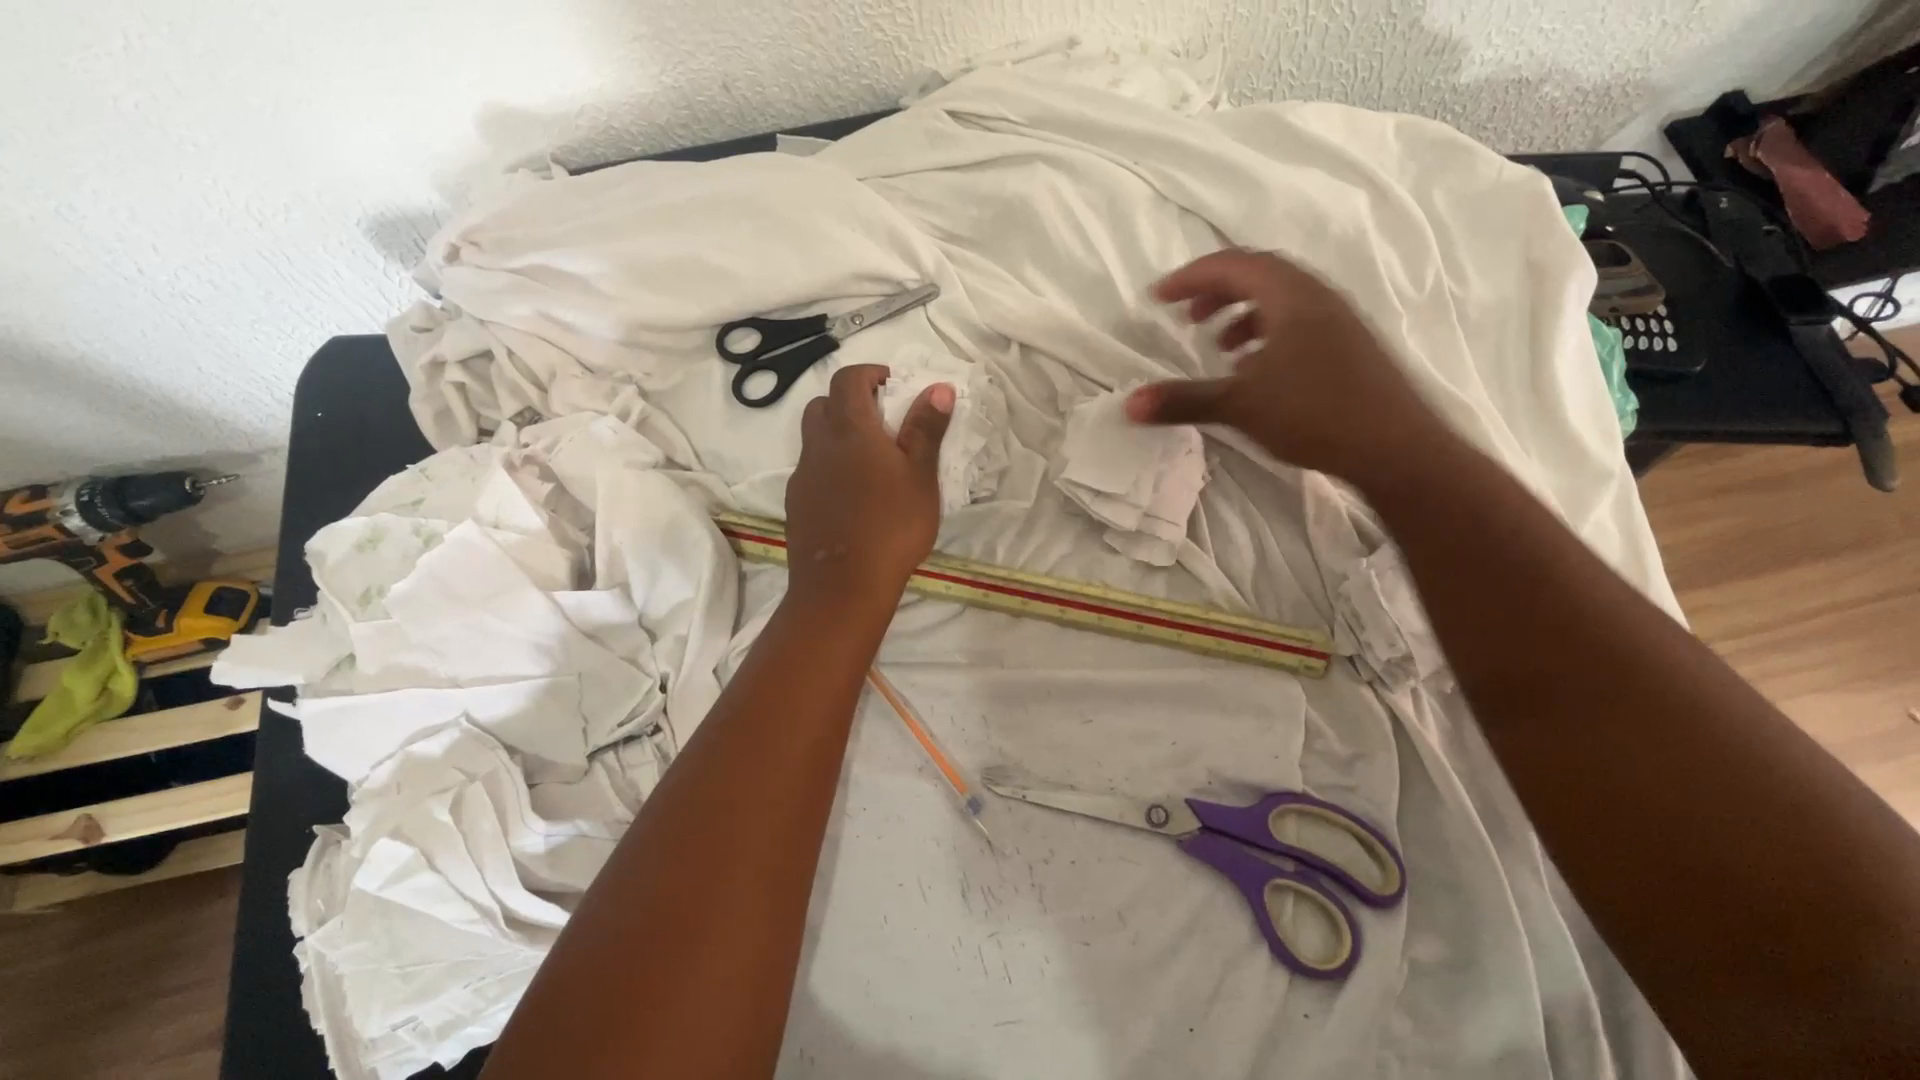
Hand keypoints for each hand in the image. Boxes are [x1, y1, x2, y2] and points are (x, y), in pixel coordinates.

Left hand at [784, 364, 953, 606]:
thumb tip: (937, 387)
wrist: (842, 586)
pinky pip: (812, 472)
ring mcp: (803, 477)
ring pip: (814, 440)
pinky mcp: (797, 505)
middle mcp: (819, 445)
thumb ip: (926, 429)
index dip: (869, 374)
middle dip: (849, 403)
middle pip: (823, 405)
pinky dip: (830, 470)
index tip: (894, 386)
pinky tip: (853, 499)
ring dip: (837, 437)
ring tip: (870, 463)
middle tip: (882, 424)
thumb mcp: (921, 476)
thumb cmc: (892, 527)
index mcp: (850, 429)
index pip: (848, 379)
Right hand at [1126, 250, 1455, 488]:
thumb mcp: (1241, 406)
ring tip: (1221, 347)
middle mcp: (1318, 296)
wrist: (1398, 448)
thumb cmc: (1316, 414)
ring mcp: (1341, 320)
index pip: (1232, 265)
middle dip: (1217, 291)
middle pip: (1259, 275)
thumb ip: (1184, 400)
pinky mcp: (1353, 346)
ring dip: (1244, 314)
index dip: (1190, 277)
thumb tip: (1129, 405)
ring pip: (1282, 300)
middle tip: (1188, 317)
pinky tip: (1259, 372)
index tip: (1159, 297)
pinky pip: (1301, 322)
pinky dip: (1269, 334)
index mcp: (1291, 295)